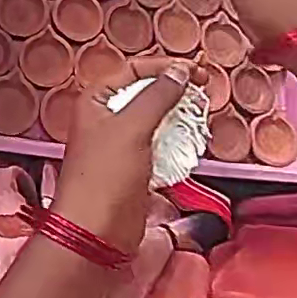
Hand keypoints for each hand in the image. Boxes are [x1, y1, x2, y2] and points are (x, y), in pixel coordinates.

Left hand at [52, 57, 206, 254]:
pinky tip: (191, 141)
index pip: (132, 70)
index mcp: (95, 101)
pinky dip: (174, 140)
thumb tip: (179, 72)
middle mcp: (105, 117)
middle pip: (144, 92)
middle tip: (202, 89)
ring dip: (177, 115)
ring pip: (154, 118)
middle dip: (173, 90)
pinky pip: (158, 143)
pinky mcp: (133, 165)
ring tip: (200, 114)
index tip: (194, 70)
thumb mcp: (132, 128)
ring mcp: (119, 142)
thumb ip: (157, 96)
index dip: (164, 67)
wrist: (96, 230)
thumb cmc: (104, 176)